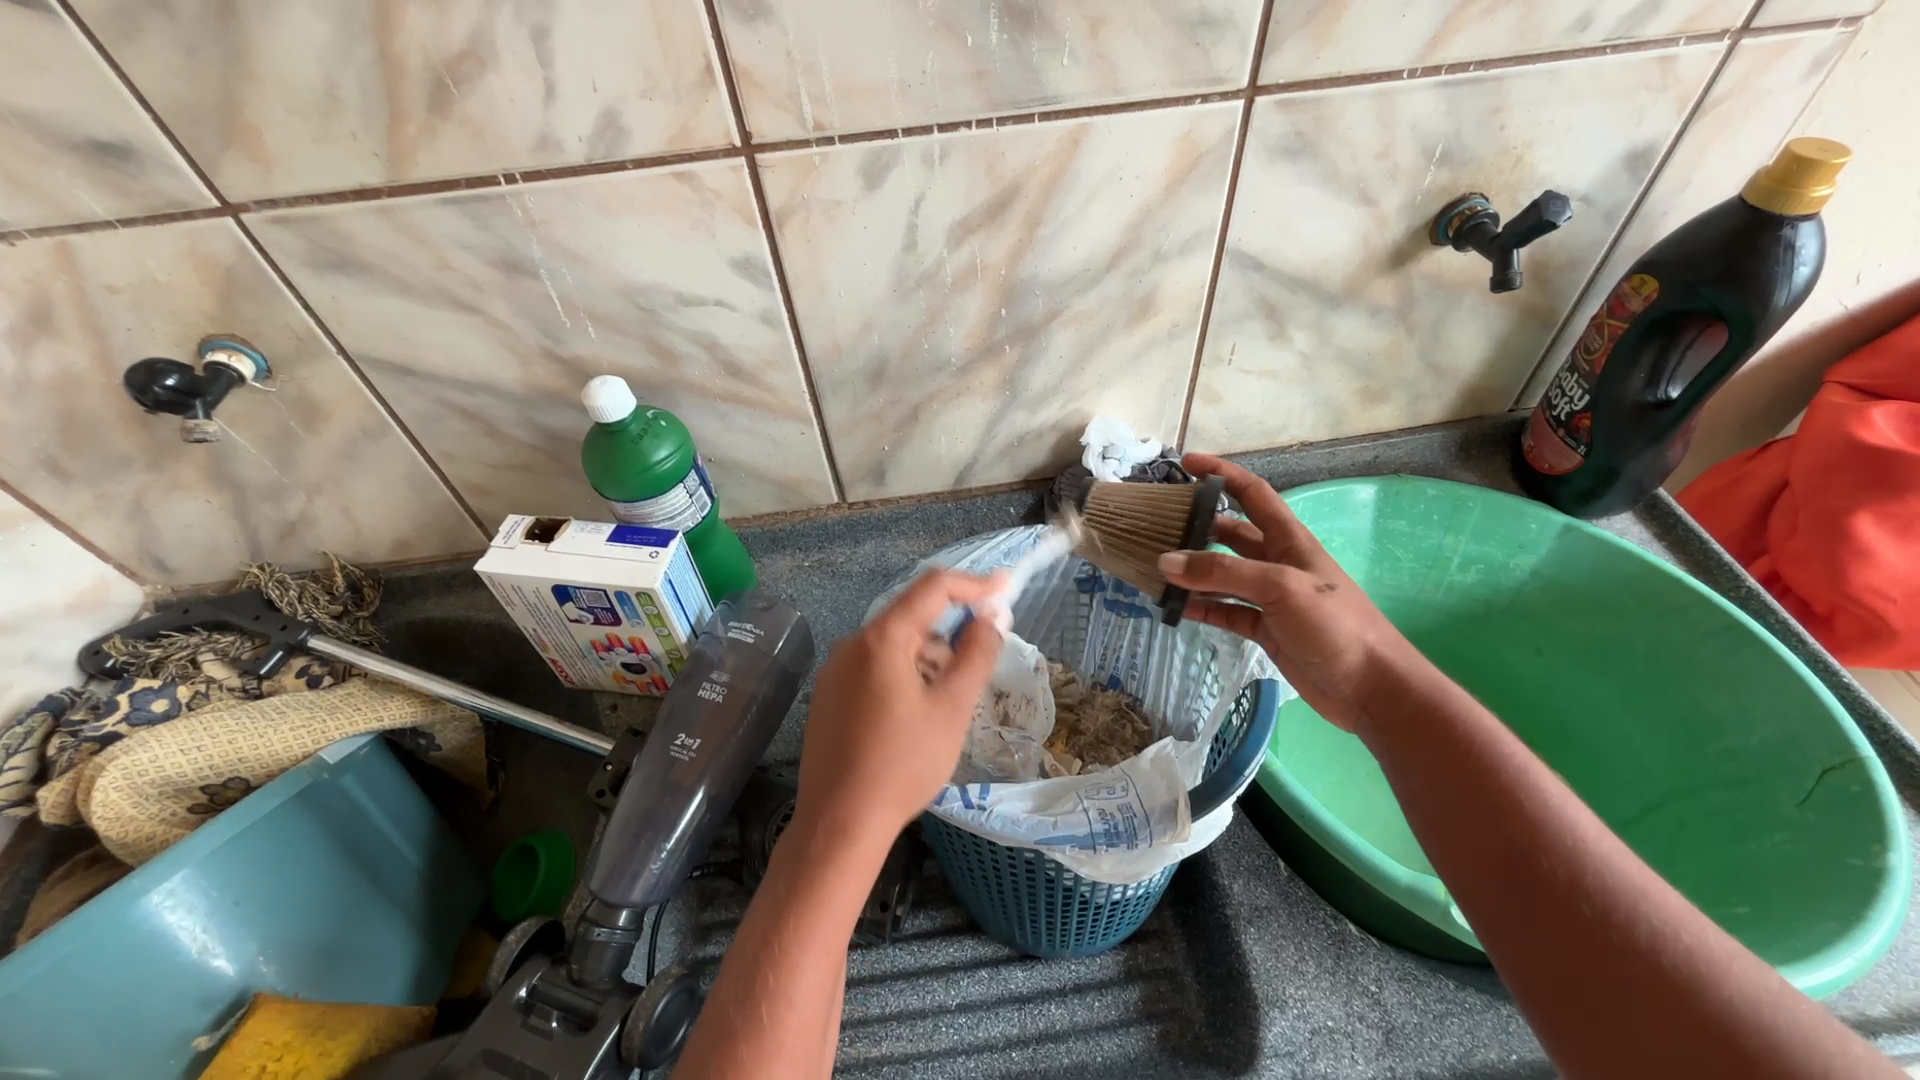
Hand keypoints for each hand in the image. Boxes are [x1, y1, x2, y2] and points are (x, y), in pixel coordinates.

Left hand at [796, 570, 1005, 845]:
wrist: (839, 822)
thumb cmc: (903, 764)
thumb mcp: (952, 709)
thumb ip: (976, 655)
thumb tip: (993, 617)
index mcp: (881, 638)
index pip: (933, 588)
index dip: (974, 585)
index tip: (1006, 589)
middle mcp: (852, 644)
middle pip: (912, 617)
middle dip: (952, 631)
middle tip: (983, 658)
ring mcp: (836, 671)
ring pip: (895, 646)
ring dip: (929, 659)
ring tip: (949, 703)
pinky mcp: (829, 696)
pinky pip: (876, 668)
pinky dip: (906, 676)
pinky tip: (917, 716)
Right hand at [1158, 453, 1416, 732]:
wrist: (1371, 688)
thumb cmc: (1335, 625)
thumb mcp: (1279, 587)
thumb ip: (1222, 572)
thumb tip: (1165, 561)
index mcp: (1290, 540)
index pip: (1253, 493)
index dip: (1221, 474)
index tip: (1185, 463)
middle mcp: (1278, 563)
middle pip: (1231, 534)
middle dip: (1197, 525)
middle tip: (1156, 525)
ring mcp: (1271, 597)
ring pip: (1223, 575)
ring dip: (1193, 571)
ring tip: (1154, 568)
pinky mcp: (1265, 629)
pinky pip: (1224, 610)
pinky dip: (1200, 608)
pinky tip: (1174, 608)